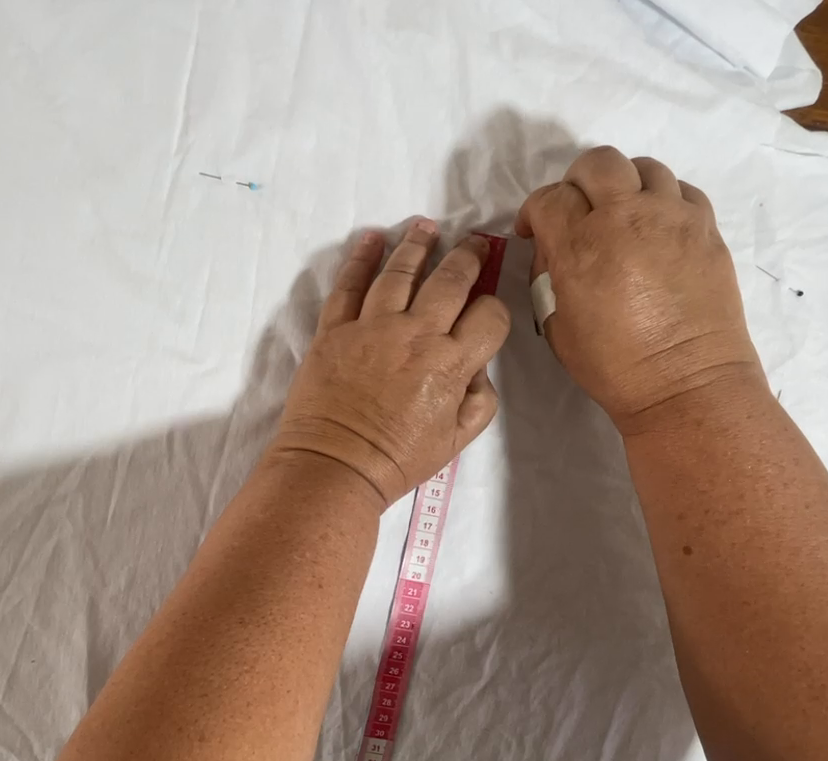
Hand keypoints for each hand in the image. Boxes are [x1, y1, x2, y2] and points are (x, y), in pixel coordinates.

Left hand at [269, 219, 510, 505]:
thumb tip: (477, 368)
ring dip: (417, 245)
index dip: (494, 310)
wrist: (333, 467)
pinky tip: (372, 238)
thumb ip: (479, 401)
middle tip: (472, 244)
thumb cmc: (396, 461)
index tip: (487, 311)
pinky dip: (360, 258)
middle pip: (449, 280)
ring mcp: (371, 327)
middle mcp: (415, 334)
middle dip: (466, 257)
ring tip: (427, 227)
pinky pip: (348, 285)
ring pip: (400, 272)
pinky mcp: (334, 330)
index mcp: (450, 363)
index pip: (488, 316)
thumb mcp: (455, 442)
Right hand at [517, 147, 760, 425]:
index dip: (535, 211)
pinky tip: (654, 229)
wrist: (683, 382)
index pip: (550, 198)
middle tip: (576, 212)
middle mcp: (625, 218)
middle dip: (577, 183)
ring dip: (623, 186)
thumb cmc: (612, 366)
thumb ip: (549, 276)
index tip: (534, 230)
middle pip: (597, 163)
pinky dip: (661, 200)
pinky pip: (679, 190)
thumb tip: (554, 249)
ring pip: (642, 168)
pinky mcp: (705, 225)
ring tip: (620, 216)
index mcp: (580, 247)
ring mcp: (671, 216)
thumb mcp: (557, 325)